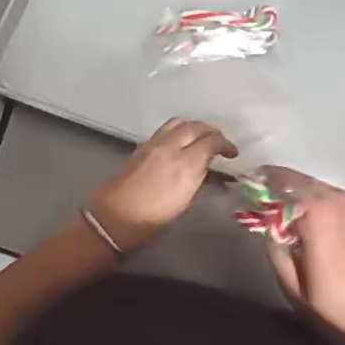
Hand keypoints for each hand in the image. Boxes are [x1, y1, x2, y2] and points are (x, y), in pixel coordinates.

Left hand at [84, 118, 237, 251]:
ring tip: (200, 138)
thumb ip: (196, 179)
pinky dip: (177, 132)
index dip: (226, 145)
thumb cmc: (150, 221)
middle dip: (211, 131)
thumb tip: (203, 166)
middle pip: (195, 126)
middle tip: (219, 141)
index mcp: (185, 164)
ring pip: (177, 123)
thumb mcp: (183, 203)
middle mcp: (169, 148)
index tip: (232, 153)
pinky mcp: (139, 149)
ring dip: (193, 127)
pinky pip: (163, 131)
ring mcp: (151, 145)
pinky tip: (179, 144)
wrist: (112, 220)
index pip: (211, 142)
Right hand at [261, 167, 344, 344]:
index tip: (254, 178)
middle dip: (288, 179)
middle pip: (314, 185)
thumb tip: (267, 229)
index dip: (274, 180)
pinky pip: (344, 202)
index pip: (296, 190)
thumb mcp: (294, 289)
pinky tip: (316, 209)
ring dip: (308, 186)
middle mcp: (344, 216)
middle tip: (266, 180)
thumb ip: (278, 254)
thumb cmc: (336, 312)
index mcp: (322, 228)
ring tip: (288, 192)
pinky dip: (325, 196)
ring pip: (332, 191)